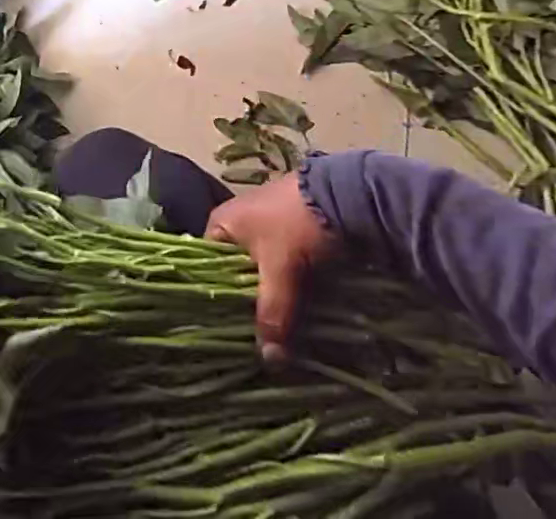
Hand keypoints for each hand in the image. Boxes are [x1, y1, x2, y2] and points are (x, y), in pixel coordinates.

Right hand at [204, 172, 340, 364]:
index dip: (219, 295)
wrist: (347, 194)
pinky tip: (302, 300)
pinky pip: (283, 262)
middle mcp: (237, 221)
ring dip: (273, 290)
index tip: (232, 323)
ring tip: (283, 321)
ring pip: (263, 267)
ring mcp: (266, 223)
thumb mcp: (280, 270)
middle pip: (236, 269)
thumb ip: (272, 312)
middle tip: (261, 328)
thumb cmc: (295, 225)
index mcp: (219, 223)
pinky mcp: (293, 228)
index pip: (207, 266)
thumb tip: (269, 361)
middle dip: (250, 297)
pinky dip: (291, 280)